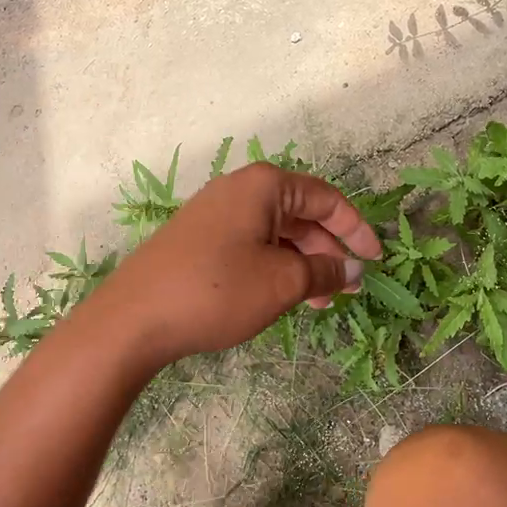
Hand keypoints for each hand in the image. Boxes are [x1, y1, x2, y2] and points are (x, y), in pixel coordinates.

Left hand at [89, 162, 381, 366]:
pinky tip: (284, 297)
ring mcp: (215, 213)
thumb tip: (353, 268)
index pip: (326, 198)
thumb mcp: (282, 283)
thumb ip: (325, 270)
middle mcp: (240, 189)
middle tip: (349, 288)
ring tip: (321, 303)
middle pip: (300, 214)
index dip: (356, 229)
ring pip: (276, 233)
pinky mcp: (198, 239)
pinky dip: (275, 266)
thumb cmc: (217, 291)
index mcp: (264, 186)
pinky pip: (251, 244)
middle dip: (328, 251)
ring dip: (303, 264)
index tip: (376, 259)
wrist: (131, 321)